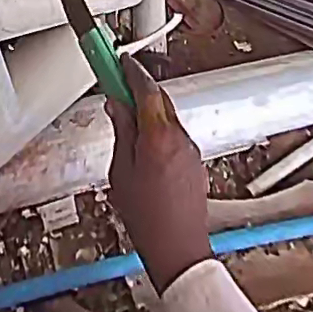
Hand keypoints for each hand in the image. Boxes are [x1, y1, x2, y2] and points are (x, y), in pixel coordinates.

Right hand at [106, 57, 211, 292]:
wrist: (179, 252)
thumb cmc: (148, 218)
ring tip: (126, 121)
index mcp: (159, 136)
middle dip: (139, 88)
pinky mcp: (195, 162)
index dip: (130, 70)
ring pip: (167, 117)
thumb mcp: (120, 171)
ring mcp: (190, 150)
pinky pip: (175, 135)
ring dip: (148, 110)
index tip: (118, 60)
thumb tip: (117, 106)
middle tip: (117, 84)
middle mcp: (180, 137)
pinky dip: (159, 129)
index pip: (146, 89)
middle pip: (159, 99)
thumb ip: (121, 132)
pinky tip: (144, 144)